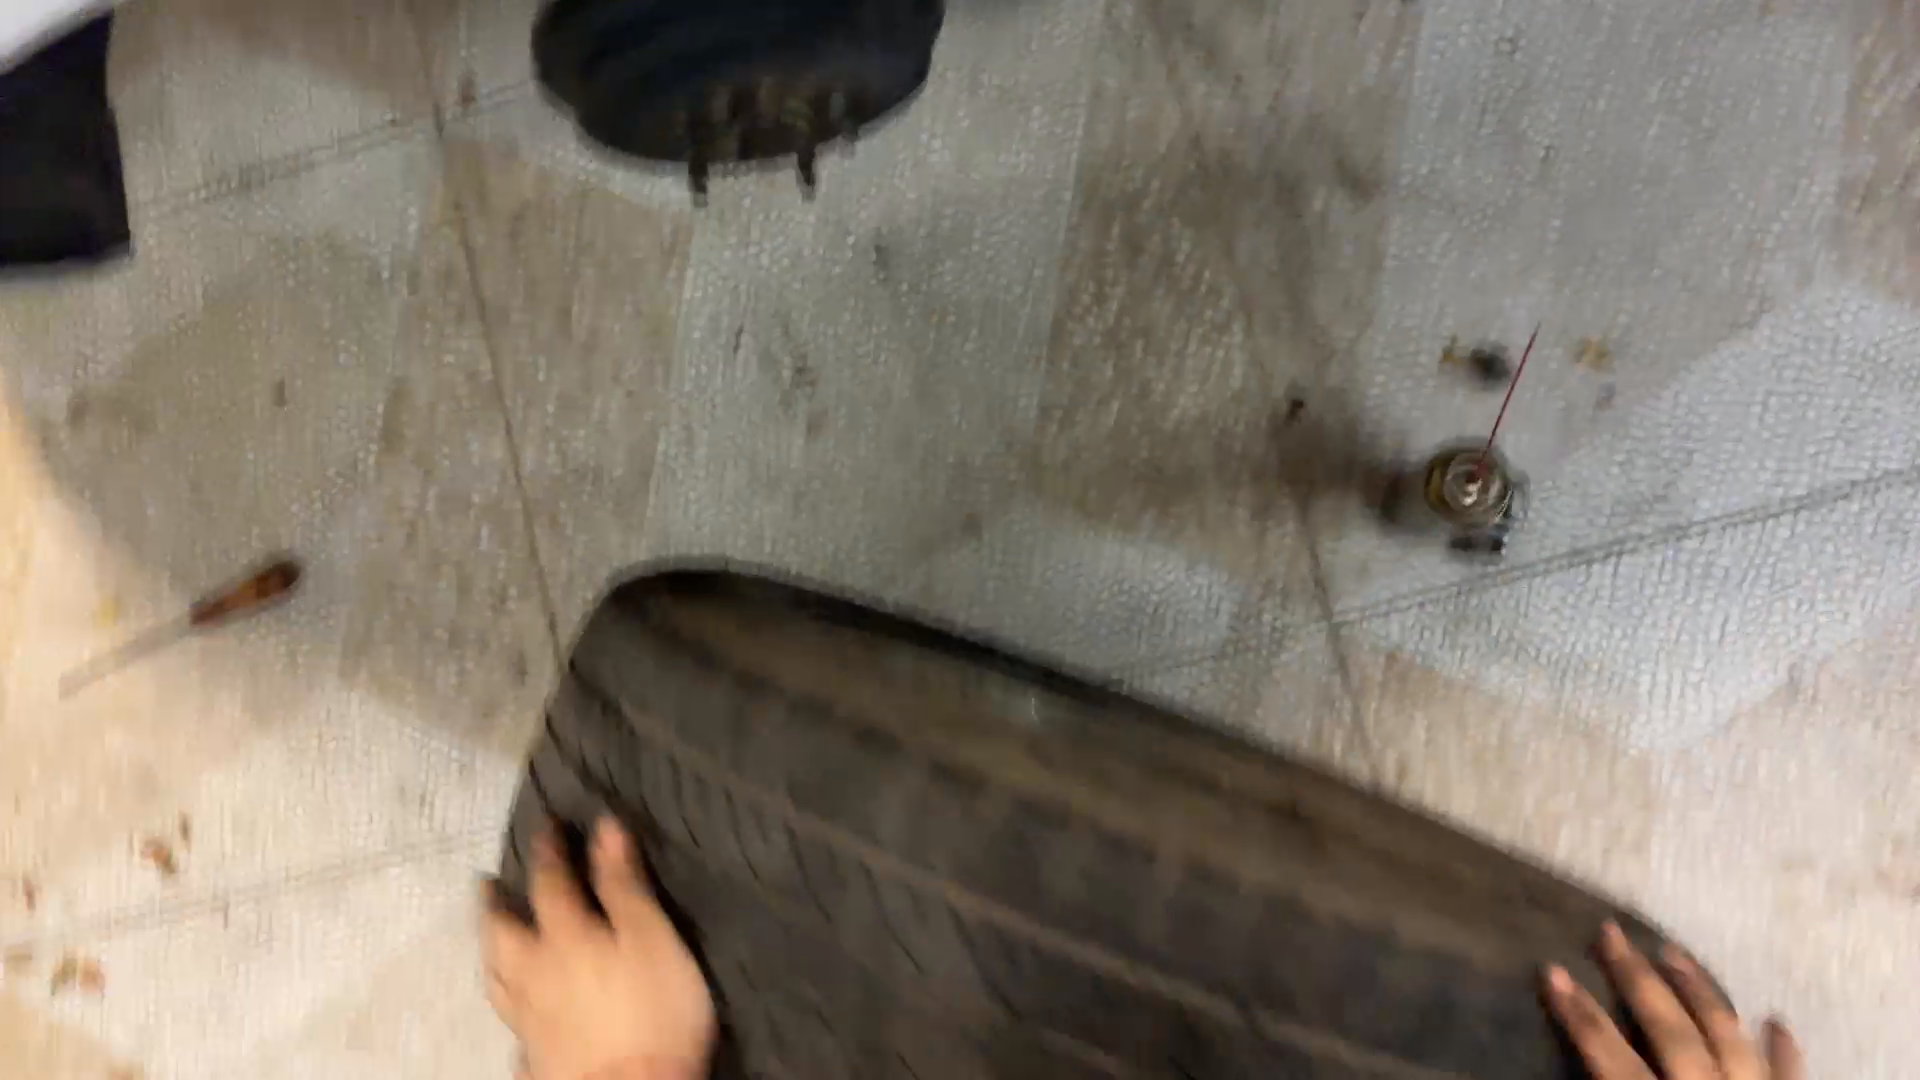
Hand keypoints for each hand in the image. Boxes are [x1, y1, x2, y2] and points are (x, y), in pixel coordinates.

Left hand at [482, 817, 716, 1079]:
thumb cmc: (652, 1007)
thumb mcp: (650, 935)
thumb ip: (624, 884)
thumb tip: (604, 828)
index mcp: (565, 937)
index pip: (550, 883)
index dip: (548, 851)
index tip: (544, 824)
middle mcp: (535, 973)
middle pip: (503, 934)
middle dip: (494, 905)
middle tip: (485, 883)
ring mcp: (528, 1018)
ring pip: (497, 975)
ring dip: (491, 947)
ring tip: (492, 932)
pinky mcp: (533, 1053)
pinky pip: (507, 1015)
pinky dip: (505, 995)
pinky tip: (514, 999)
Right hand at [1543, 921, 1804, 1079]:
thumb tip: (1564, 1060)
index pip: (1608, 1051)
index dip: (1577, 1010)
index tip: (1549, 967)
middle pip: (1670, 1031)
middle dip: (1636, 977)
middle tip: (1609, 929)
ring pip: (1730, 1040)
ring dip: (1701, 994)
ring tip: (1674, 952)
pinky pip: (1791, 1077)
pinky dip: (1784, 1049)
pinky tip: (1775, 1020)